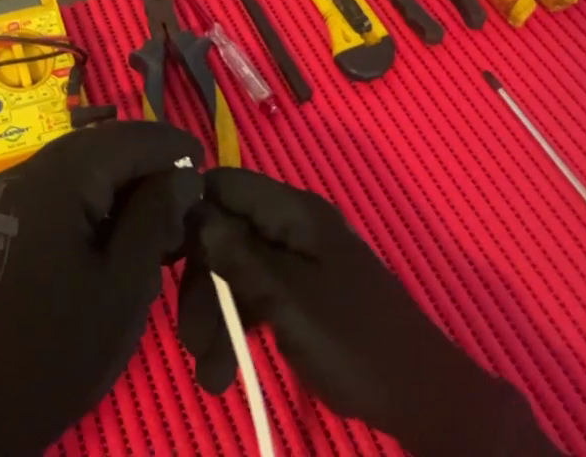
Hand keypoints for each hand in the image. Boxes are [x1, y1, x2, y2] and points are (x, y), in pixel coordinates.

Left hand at [0, 122, 204, 455]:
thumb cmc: (61, 349)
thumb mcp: (124, 283)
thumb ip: (155, 216)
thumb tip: (184, 172)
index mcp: (54, 182)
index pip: (124, 139)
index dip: (169, 145)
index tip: (205, 161)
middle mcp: (22, 173)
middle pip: (97, 146)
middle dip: (143, 162)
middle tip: (183, 195)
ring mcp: (4, 194)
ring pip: (75, 165)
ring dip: (117, 180)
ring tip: (155, 216)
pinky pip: (53, 188)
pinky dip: (89, 197)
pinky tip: (113, 228)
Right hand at [177, 169, 562, 455]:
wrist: (425, 400)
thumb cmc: (355, 344)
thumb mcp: (286, 300)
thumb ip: (236, 253)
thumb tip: (191, 208)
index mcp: (294, 212)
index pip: (224, 185)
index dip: (189, 212)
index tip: (159, 256)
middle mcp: (293, 226)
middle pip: (225, 234)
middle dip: (201, 285)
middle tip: (190, 340)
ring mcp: (299, 260)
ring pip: (236, 270)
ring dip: (216, 317)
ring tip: (209, 376)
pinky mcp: (302, 293)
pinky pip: (256, 295)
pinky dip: (238, 326)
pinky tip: (224, 368)